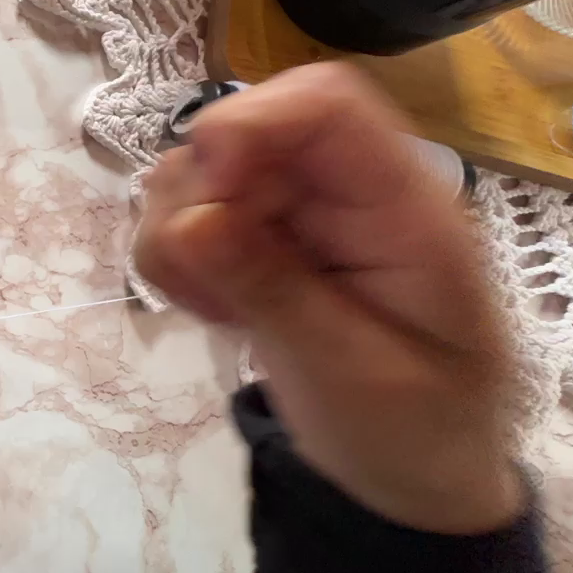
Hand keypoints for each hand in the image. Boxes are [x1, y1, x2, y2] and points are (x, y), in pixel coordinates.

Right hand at [134, 64, 523, 533]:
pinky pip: (168, 219)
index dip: (244, 129)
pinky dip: (167, 264)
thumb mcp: (350, 368)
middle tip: (211, 292)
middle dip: (190, 210)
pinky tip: (212, 308)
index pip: (318, 105)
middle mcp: (332, 189)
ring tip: (219, 310)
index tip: (204, 208)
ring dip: (170, 244)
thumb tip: (187, 221)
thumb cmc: (406, 424)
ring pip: (182, 177)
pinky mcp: (240, 236)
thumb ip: (273, 290)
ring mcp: (281, 211)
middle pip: (226, 139)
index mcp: (396, 205)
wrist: (401, 468)